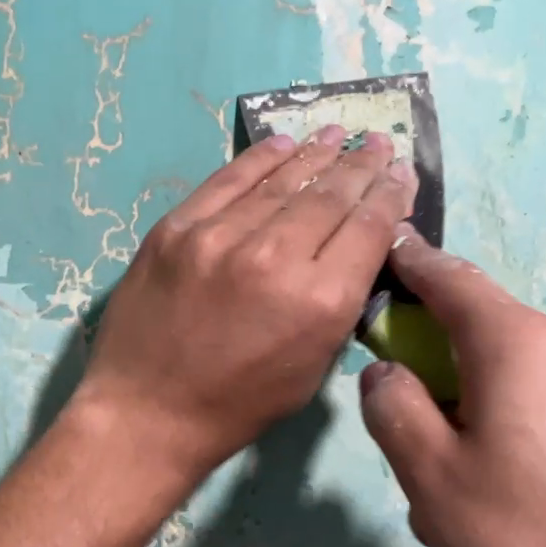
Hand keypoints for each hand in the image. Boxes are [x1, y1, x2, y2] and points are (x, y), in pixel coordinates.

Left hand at [70, 125, 416, 476]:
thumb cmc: (235, 407)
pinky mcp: (175, 229)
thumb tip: (356, 250)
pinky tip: (281, 144)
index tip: (400, 174)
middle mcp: (275, 256)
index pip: (369, 227)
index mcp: (319, 301)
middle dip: (361, 166)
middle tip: (379, 145)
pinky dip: (259, 158)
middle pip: (330, 194)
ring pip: (281, 180)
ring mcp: (219, 236)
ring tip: (338, 135)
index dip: (390, 194)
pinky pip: (227, 180)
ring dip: (315, 154)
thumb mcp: (310, 372)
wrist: (145, 412)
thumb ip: (339, 306)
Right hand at [358, 230, 545, 546]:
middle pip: (483, 345)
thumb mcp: (434, 480)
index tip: (391, 249)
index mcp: (515, 345)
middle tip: (420, 457)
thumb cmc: (540, 531)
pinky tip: (529, 519)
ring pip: (519, 394)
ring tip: (473, 510)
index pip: (451, 280)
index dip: (412, 264)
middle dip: (438, 384)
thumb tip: (386, 372)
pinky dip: (523, 450)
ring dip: (479, 429)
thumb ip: (395, 414)